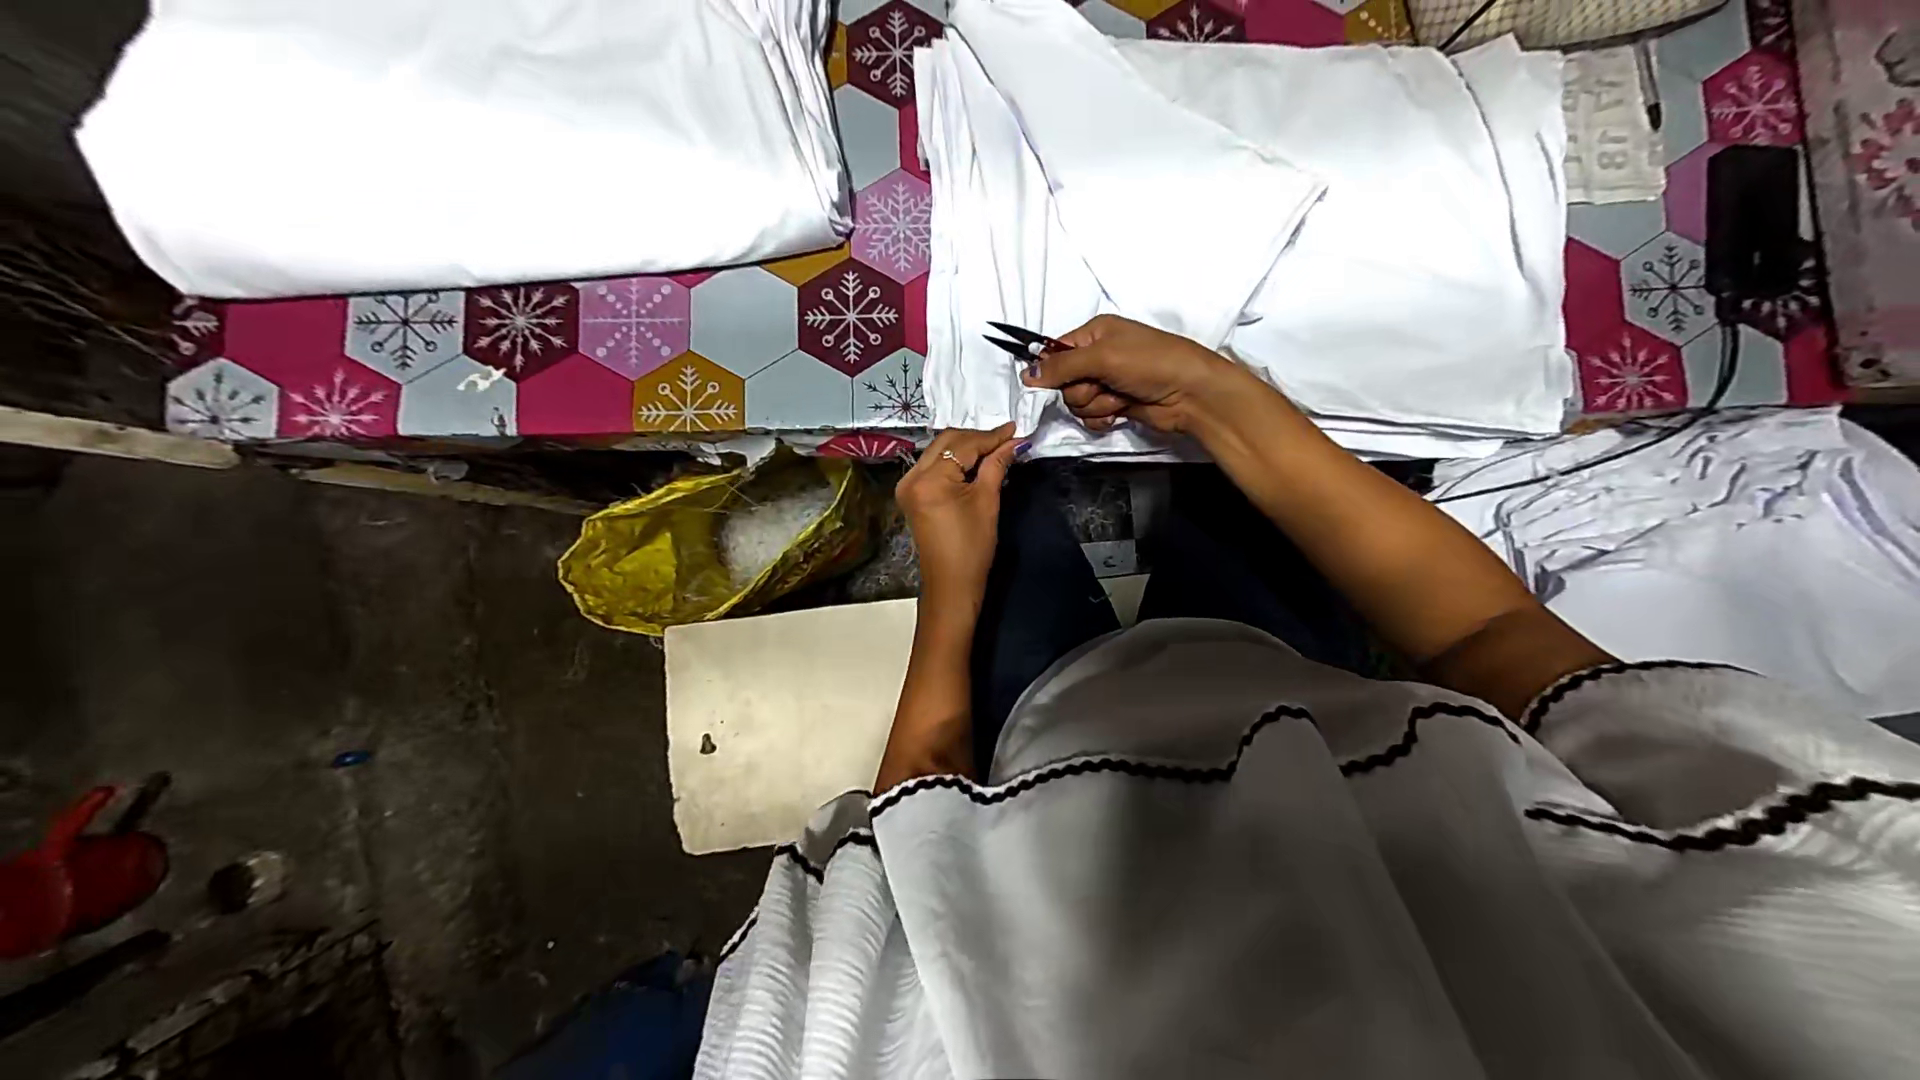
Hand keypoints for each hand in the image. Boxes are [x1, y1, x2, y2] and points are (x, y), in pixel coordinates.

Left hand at [897, 424, 1020, 612]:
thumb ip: (997, 465)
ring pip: (938, 451)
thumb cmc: (972, 546)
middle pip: (947, 442)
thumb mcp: (987, 501)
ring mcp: (907, 485)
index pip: (963, 445)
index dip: (991, 437)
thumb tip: (1014, 442)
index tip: (1015, 429)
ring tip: (994, 448)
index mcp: (930, 479)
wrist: (951, 582)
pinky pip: (933, 465)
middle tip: (1006, 439)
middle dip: (977, 438)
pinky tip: (974, 461)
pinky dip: (953, 460)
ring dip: (965, 447)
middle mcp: (912, 477)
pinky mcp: (910, 494)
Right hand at [1018, 315, 1248, 434]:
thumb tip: (1027, 374)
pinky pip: (1089, 417)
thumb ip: (1062, 366)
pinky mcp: (1115, 405)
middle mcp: (1098, 356)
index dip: (1052, 369)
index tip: (1055, 380)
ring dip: (1095, 404)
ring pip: (1076, 402)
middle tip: (1102, 386)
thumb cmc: (1151, 363)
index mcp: (1095, 333)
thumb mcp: (1102, 357)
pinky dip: (1101, 418)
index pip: (1055, 351)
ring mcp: (1107, 382)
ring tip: (1119, 397)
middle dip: (1080, 390)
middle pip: (1063, 382)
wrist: (1191, 393)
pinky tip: (1119, 412)